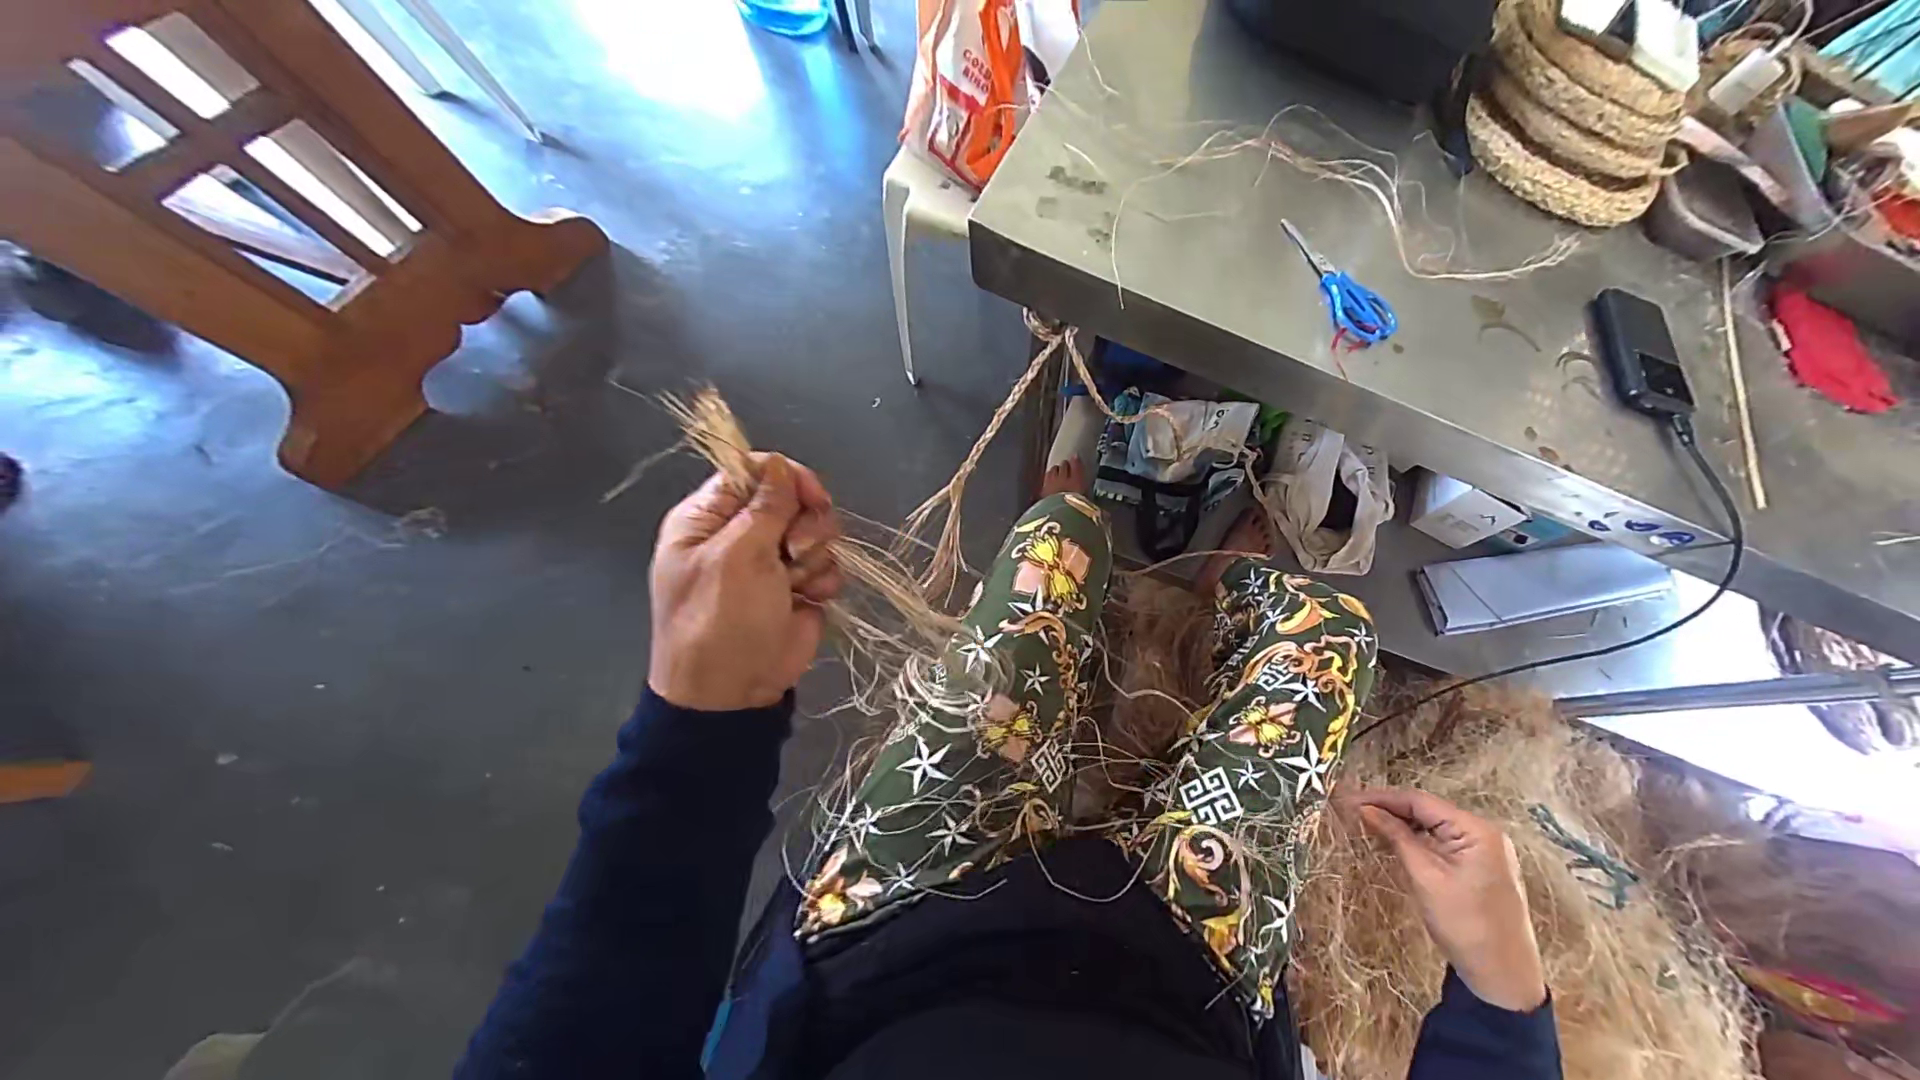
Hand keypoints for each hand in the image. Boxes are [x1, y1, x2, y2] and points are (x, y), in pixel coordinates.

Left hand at [648, 454, 843, 710]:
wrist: (733, 692)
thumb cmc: (721, 619)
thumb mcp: (737, 556)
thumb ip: (765, 505)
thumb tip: (779, 462)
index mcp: (709, 517)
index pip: (753, 471)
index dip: (786, 477)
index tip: (809, 495)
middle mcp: (742, 533)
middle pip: (792, 497)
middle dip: (804, 521)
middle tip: (794, 550)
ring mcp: (773, 560)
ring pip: (816, 530)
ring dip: (815, 554)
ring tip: (797, 582)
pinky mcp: (799, 586)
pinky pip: (826, 563)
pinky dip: (823, 578)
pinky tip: (810, 597)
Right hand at [1346, 787, 1547, 1011]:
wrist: (1503, 976)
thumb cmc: (1464, 924)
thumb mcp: (1424, 875)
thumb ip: (1395, 835)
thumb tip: (1365, 809)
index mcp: (1476, 831)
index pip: (1419, 801)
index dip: (1381, 798)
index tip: (1349, 800)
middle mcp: (1484, 833)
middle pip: (1427, 809)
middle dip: (1389, 808)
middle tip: (1352, 809)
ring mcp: (1485, 850)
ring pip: (1432, 824)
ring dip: (1400, 822)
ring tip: (1366, 822)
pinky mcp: (1480, 865)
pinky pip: (1441, 840)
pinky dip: (1416, 837)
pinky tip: (1393, 838)